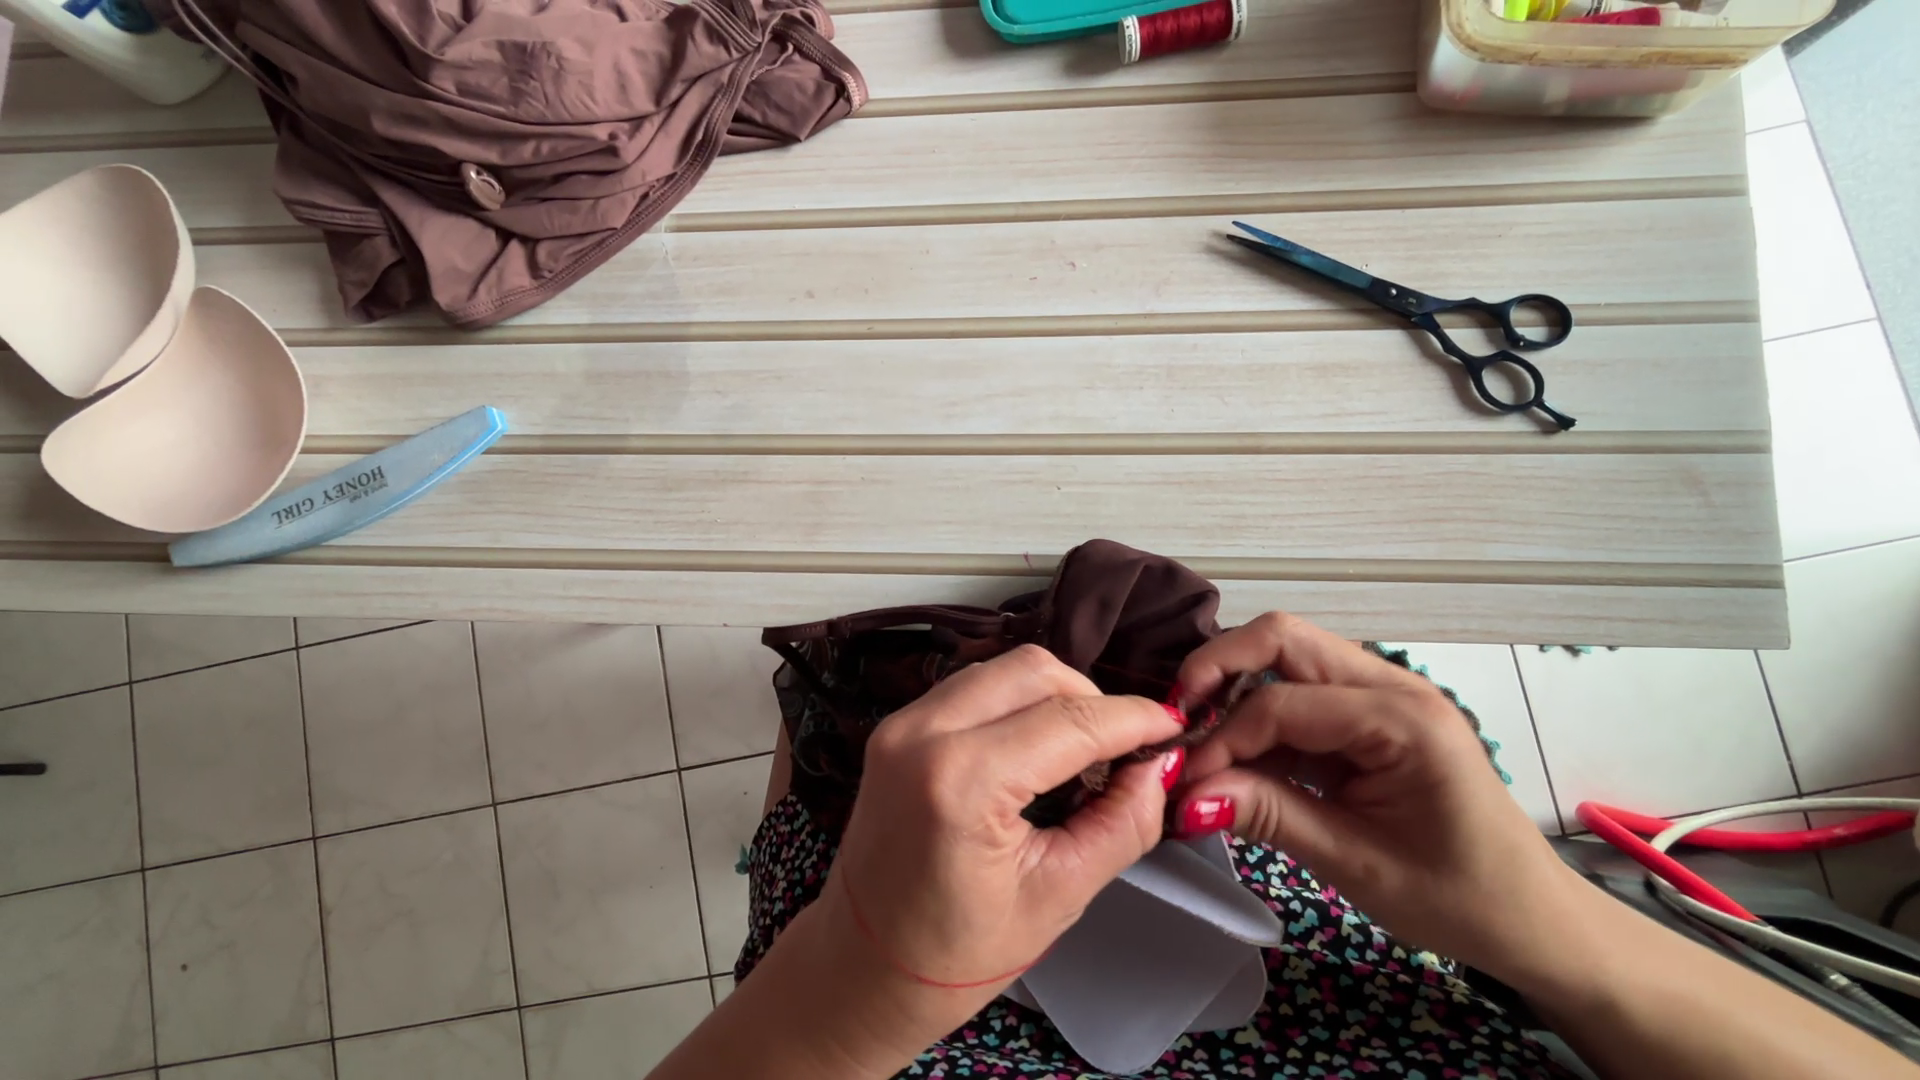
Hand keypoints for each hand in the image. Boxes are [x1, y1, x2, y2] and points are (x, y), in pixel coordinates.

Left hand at [822, 644, 1185, 1026]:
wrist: (856, 969)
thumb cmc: (953, 956)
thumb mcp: (1057, 897)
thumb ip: (1121, 823)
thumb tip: (1159, 766)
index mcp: (961, 780)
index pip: (1071, 721)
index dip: (1134, 719)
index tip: (1174, 728)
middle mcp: (923, 732)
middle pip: (1036, 670)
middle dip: (1093, 700)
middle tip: (1123, 750)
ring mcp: (901, 723)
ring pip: (1003, 670)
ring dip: (1054, 697)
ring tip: (1081, 755)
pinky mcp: (896, 727)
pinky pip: (974, 688)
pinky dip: (1017, 703)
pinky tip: (1037, 750)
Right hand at [1169, 613, 1582, 976]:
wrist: (1532, 917)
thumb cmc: (1459, 896)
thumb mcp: (1355, 864)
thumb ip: (1267, 816)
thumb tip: (1184, 797)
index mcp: (1403, 719)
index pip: (1280, 704)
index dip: (1221, 738)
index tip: (1183, 782)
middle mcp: (1391, 684)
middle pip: (1280, 637)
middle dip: (1217, 669)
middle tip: (1180, 721)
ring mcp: (1380, 691)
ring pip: (1284, 653)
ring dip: (1233, 685)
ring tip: (1200, 737)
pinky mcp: (1366, 711)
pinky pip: (1297, 688)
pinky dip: (1256, 710)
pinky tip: (1237, 751)